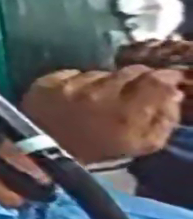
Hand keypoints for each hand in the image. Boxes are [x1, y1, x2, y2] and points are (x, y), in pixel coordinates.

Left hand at [21, 66, 183, 165]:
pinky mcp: (45, 82)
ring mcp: (68, 86)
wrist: (46, 145)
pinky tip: (78, 91)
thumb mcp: (147, 142)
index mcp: (128, 112)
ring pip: (100, 72)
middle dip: (139, 76)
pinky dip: (79, 79)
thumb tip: (173, 92)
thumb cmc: (102, 146)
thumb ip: (165, 117)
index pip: (155, 81)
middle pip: (128, 72)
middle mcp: (98, 94)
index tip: (170, 76)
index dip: (167, 76)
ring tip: (104, 93)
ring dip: (107, 80)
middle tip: (138, 84)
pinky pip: (71, 73)